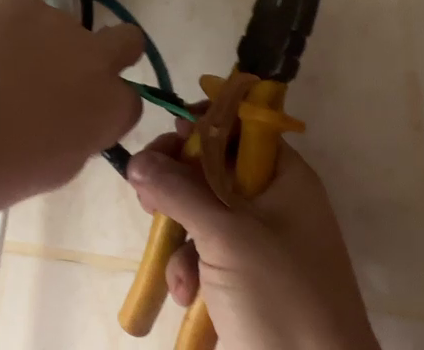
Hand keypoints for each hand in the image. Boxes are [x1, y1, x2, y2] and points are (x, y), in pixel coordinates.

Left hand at [0, 0, 143, 216]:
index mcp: (110, 107)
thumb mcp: (56, 167)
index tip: (78, 113)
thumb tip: (76, 112)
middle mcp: (95, 57)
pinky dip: (6, 26)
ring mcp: (55, 21)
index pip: (129, 98)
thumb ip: (81, 132)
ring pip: (60, 26)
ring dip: (41, 42)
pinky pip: (21, 10)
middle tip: (63, 72)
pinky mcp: (17, 0)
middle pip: (125, 40)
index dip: (104, 104)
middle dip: (107, 52)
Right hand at [128, 131, 377, 349]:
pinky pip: (206, 257)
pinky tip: (188, 296)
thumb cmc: (281, 297)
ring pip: (203, 216)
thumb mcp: (227, 236)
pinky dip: (191, 272)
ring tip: (176, 268)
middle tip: (146, 195)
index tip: (168, 137)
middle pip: (213, 170)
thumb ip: (179, 191)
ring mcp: (260, 245)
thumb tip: (139, 159)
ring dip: (181, 239)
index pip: (240, 128)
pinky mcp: (246, 282)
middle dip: (177, 186)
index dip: (203, 126)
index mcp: (284, 177)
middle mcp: (273, 202)